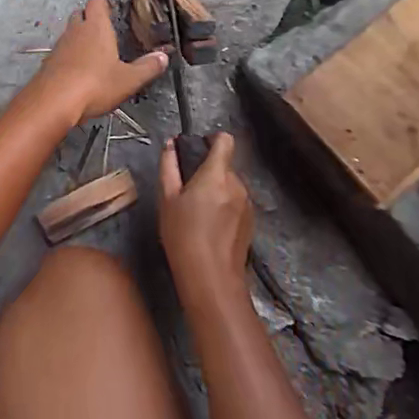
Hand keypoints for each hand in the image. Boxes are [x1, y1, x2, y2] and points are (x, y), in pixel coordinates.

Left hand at [27, 0, 169, 124]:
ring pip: (70, 33)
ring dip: (80, 37)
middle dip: (91, 17)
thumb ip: (148, 67)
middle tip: (104, 27)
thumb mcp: (129, 79)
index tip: (112, 4)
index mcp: (96, 27)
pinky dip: (70, 56)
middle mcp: (75, 31)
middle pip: (81, 14)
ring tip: (94, 50)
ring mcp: (59, 46)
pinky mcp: (49, 63)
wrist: (53, 102)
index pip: (98, 2)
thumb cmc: (93, 85)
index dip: (105, 1)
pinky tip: (79, 70)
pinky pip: (61, 52)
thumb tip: (163, 57)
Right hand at [159, 132, 253, 301]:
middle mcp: (237, 184)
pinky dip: (224, 206)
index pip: (224, 140)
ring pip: (230, 184)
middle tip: (186, 191)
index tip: (196, 151)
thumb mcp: (167, 200)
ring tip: (196, 212)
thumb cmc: (182, 236)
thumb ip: (169, 167)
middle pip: (225, 165)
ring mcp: (248, 204)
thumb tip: (171, 145)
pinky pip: (236, 202)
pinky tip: (210, 226)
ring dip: (216, 190)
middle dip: (207, 171)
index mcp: (217, 175)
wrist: (211, 277)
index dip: (210, 140)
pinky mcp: (251, 221)